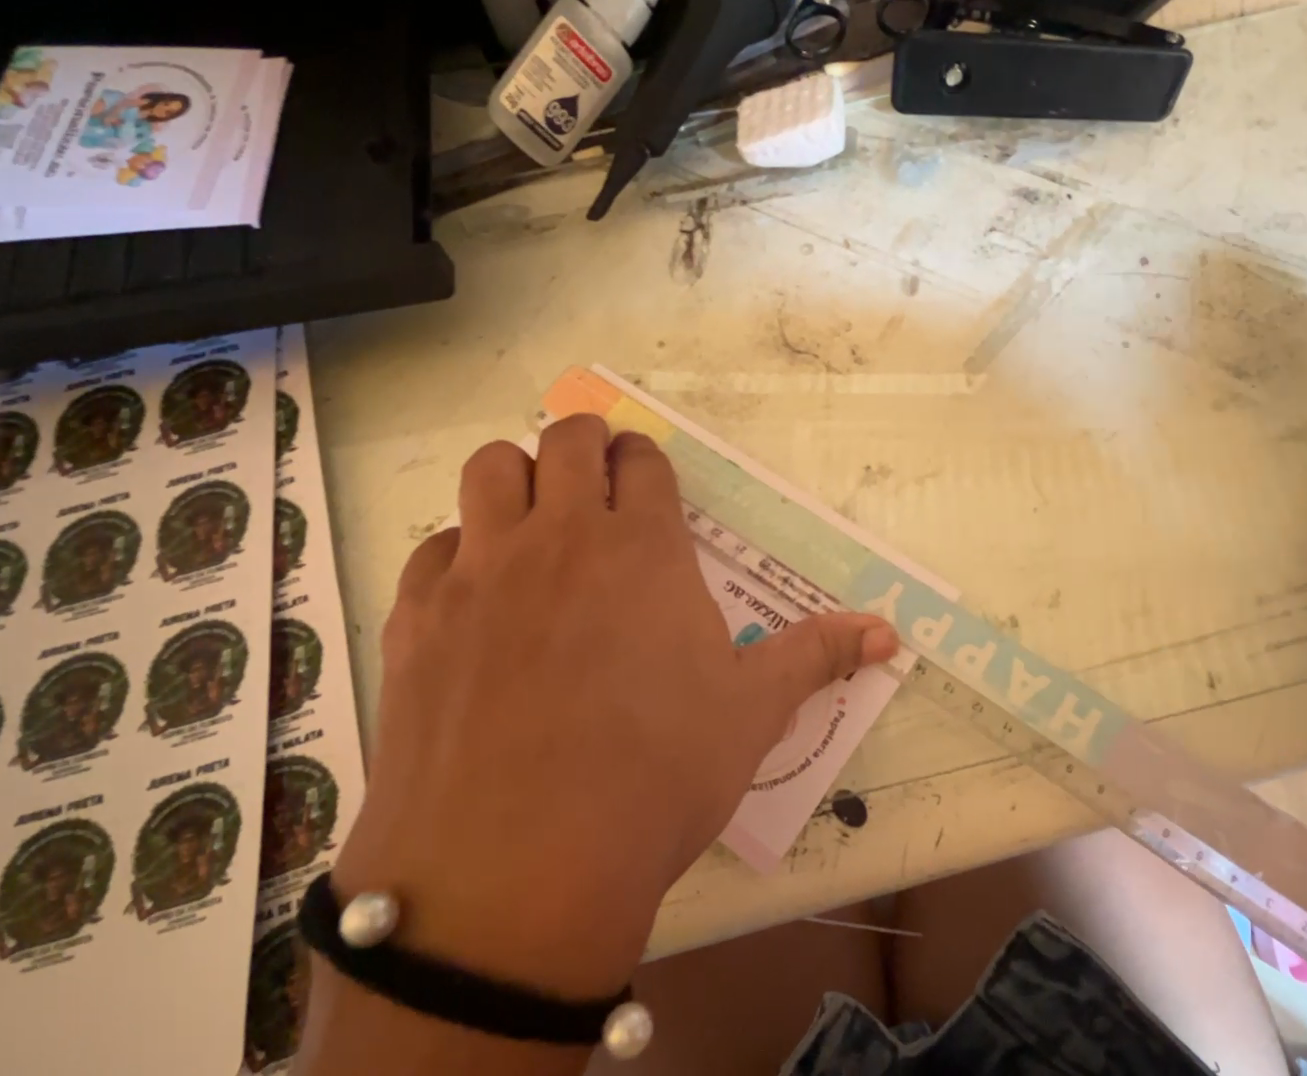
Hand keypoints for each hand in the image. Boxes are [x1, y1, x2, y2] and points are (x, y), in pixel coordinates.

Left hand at [330, 415, 899, 995]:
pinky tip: (475, 599)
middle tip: (596, 479)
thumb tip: (889, 632)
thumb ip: (817, 657)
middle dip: (584, 444)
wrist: (521, 863)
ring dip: (515, 477)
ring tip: (532, 520)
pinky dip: (458, 553)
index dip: (645, 462)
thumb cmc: (656, 777)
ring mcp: (478, 574)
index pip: (641, 463)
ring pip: (488, 472)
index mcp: (641, 549)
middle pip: (563, 442)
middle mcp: (557, 539)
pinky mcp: (417, 620)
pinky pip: (433, 550)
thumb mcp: (751, 715)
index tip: (646, 479)